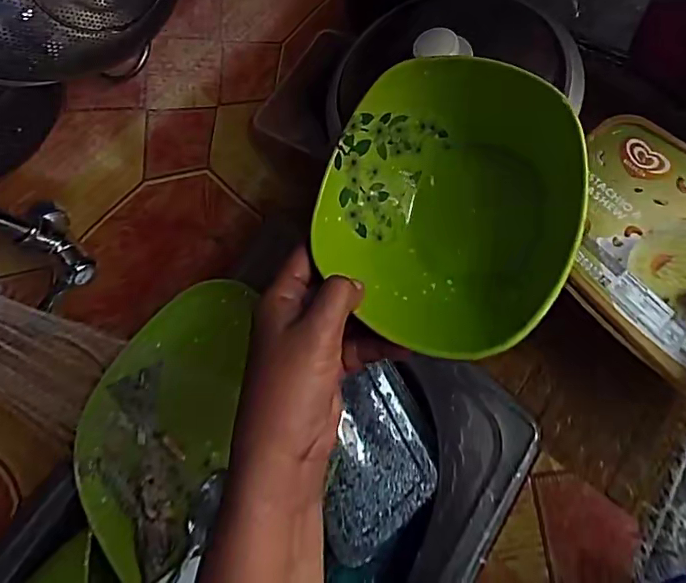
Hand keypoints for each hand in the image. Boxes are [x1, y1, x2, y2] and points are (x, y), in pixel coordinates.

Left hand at [201, 248, 400, 582]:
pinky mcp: (326, 367)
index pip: (305, 257)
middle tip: (392, 261)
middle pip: (328, 285)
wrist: (286, 456)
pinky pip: (354, 345)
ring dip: (372, 314)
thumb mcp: (314, 333)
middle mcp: (293, 315)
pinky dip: (374, 344)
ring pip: (345, 316)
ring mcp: (310, 342)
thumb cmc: (291, 387)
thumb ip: (336, 297)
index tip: (363, 228)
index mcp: (280, 299)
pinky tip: (403, 342)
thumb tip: (354, 278)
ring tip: (405, 302)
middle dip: (357, 277)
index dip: (330, 242)